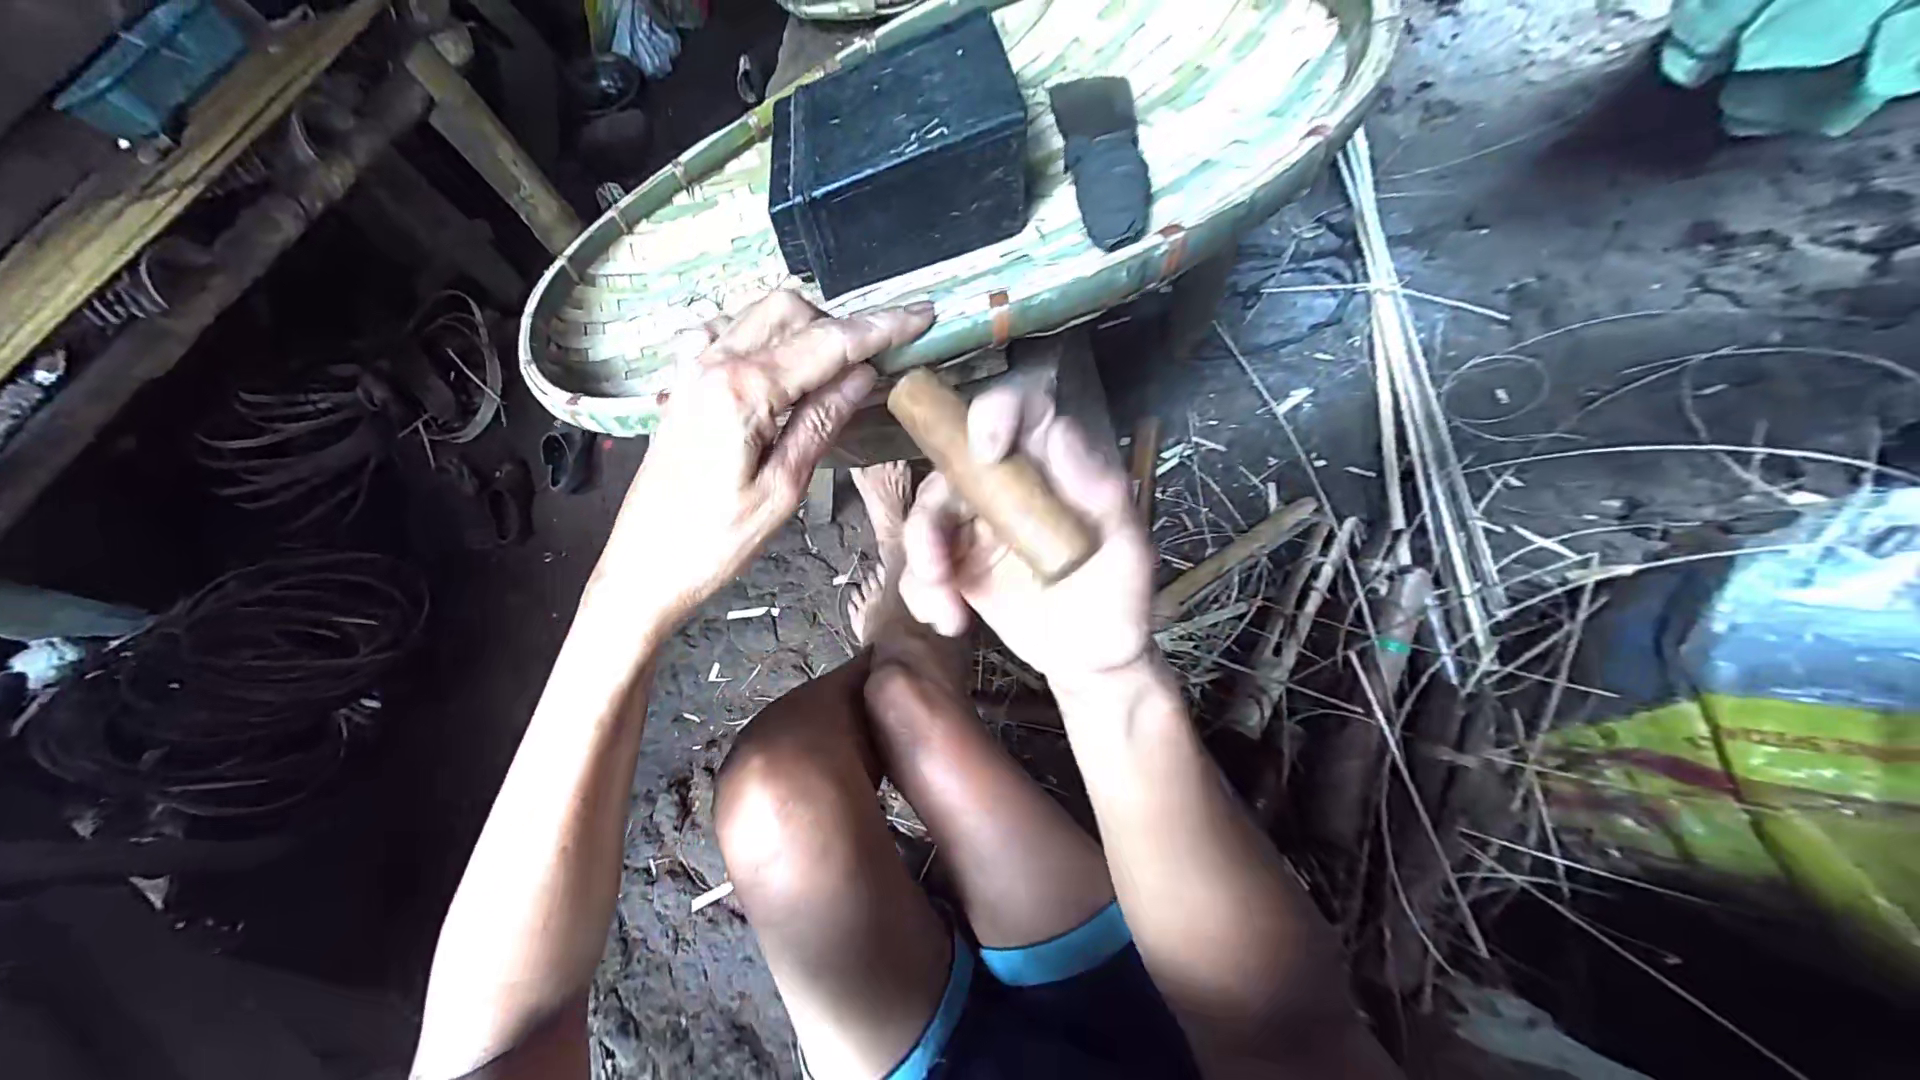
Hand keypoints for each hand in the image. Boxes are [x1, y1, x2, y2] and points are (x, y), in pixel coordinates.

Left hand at [591, 290, 933, 632]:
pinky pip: (728, 332)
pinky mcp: (684, 383)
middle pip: (792, 310)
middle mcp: (713, 364)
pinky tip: (779, 368)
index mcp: (742, 392)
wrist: (642, 566)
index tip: (920, 316)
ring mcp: (692, 369)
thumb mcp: (782, 490)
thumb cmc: (713, 543)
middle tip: (875, 360)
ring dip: (806, 328)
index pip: (827, 343)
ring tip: (835, 369)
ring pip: (761, 314)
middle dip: (841, 325)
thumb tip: (862, 375)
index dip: (881, 327)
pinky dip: (765, 337)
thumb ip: (821, 423)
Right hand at [898, 381, 1156, 693]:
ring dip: (921, 561)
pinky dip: (922, 592)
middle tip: (936, 565)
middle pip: (952, 466)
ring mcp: (978, 522)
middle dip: (930, 515)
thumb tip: (1061, 432)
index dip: (996, 412)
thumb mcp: (1126, 552)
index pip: (1024, 412)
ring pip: (925, 515)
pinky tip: (951, 621)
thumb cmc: (1118, 602)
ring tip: (946, 612)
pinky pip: (920, 561)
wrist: (1089, 660)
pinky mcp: (957, 559)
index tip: (983, 447)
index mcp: (1056, 467)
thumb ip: (1100, 495)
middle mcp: (1010, 484)